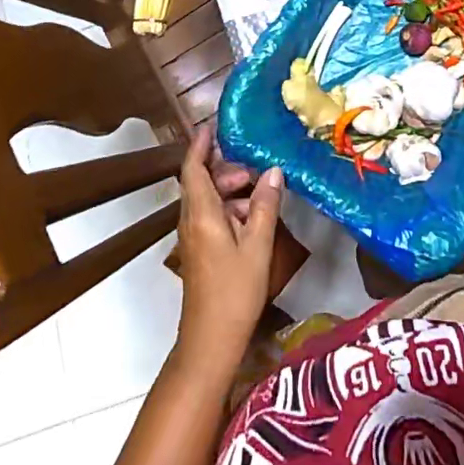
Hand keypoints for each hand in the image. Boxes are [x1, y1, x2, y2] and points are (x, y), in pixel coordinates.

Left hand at [176, 123, 282, 361]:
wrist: (210, 339)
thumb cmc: (235, 290)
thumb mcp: (257, 245)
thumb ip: (264, 206)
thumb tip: (273, 171)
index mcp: (200, 212)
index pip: (192, 167)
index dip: (200, 144)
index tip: (211, 125)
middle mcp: (190, 219)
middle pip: (201, 181)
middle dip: (226, 170)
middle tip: (254, 171)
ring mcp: (192, 236)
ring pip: (207, 200)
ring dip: (230, 192)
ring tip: (260, 197)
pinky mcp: (198, 249)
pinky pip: (210, 216)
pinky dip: (229, 210)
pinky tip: (253, 222)